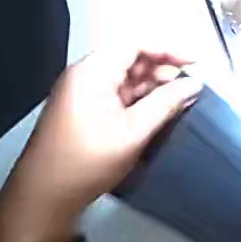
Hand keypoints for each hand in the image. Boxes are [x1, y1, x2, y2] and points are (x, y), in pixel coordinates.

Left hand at [0, 48, 201, 241]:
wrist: (45, 196)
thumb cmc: (87, 161)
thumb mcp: (134, 131)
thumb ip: (167, 103)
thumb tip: (194, 84)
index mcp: (93, 72)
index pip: (136, 45)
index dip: (169, 50)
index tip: (196, 63)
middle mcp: (86, 76)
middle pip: (132, 59)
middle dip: (164, 70)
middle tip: (191, 87)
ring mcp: (85, 94)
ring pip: (128, 79)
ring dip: (155, 86)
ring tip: (182, 101)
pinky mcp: (87, 111)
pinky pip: (120, 95)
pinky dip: (142, 99)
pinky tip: (161, 112)